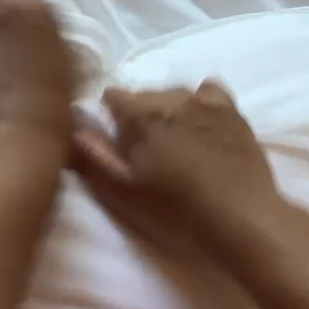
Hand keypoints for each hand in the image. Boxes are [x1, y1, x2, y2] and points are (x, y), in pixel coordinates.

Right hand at [70, 80, 283, 250]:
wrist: (240, 217)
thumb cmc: (175, 209)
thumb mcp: (123, 190)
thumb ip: (91, 155)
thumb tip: (69, 123)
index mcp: (140, 115)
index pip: (111, 96)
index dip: (108, 119)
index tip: (115, 146)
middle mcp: (172, 97)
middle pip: (143, 94)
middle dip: (137, 115)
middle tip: (144, 153)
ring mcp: (207, 100)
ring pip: (174, 92)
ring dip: (167, 110)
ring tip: (172, 143)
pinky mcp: (232, 110)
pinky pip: (207, 91)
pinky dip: (198, 103)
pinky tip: (200, 126)